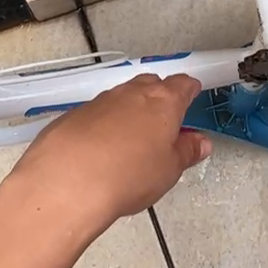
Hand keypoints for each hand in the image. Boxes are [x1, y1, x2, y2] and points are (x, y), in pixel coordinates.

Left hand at [4, 73, 212, 231]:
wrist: (67, 182)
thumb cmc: (127, 175)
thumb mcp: (169, 170)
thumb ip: (186, 152)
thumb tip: (199, 143)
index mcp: (163, 102)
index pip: (182, 85)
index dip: (189, 90)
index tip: (192, 94)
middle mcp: (131, 93)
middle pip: (150, 85)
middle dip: (159, 98)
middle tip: (164, 122)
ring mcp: (100, 102)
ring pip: (122, 98)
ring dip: (129, 112)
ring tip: (132, 141)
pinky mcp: (73, 115)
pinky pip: (96, 114)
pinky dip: (103, 126)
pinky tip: (101, 150)